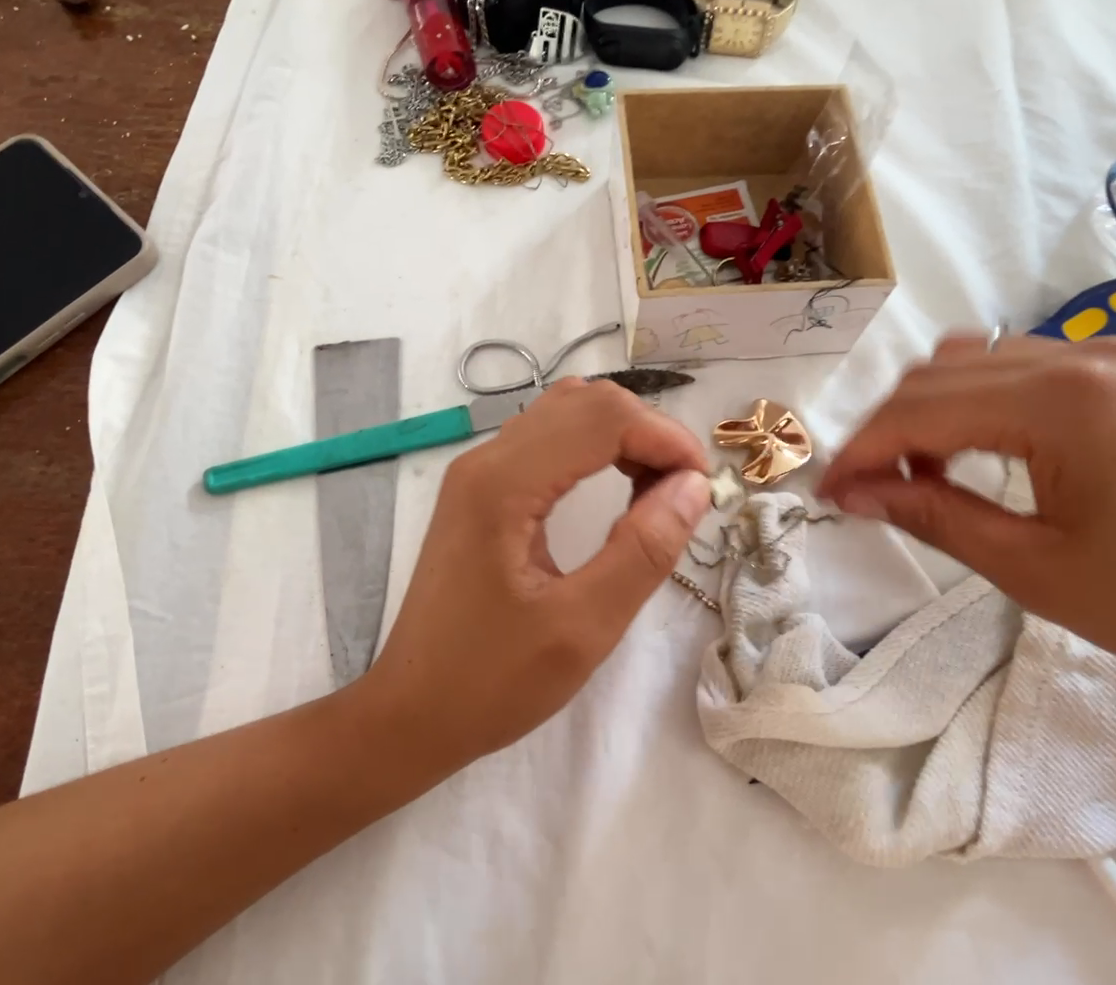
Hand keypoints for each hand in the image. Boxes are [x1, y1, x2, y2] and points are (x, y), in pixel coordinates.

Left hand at [358, 378, 710, 765]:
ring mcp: (477, 474)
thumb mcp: (583, 627)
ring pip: (565, 414)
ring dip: (622, 438)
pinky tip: (616, 493)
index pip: (602, 416)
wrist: (410, 713)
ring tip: (657, 493)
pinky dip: (594, 451)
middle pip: (585, 402)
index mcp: (503, 485)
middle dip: (648, 433)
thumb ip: (643, 551)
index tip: (704, 488)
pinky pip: (547, 443)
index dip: (665, 438)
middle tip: (684, 494)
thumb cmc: (491, 681)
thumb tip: (694, 486)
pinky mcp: (479, 493)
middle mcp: (485, 461)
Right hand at [817, 335, 1115, 700]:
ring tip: (925, 475)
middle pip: (940, 371)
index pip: (919, 408)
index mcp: (1060, 401)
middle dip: (887, 428)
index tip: (825, 496)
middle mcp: (1083, 356)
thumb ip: (934, 515)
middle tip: (869, 492)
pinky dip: (982, 400)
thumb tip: (854, 492)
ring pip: (979, 359)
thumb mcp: (1036, 570)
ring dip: (932, 409)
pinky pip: (1027, 365)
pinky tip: (986, 451)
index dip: (860, 450)